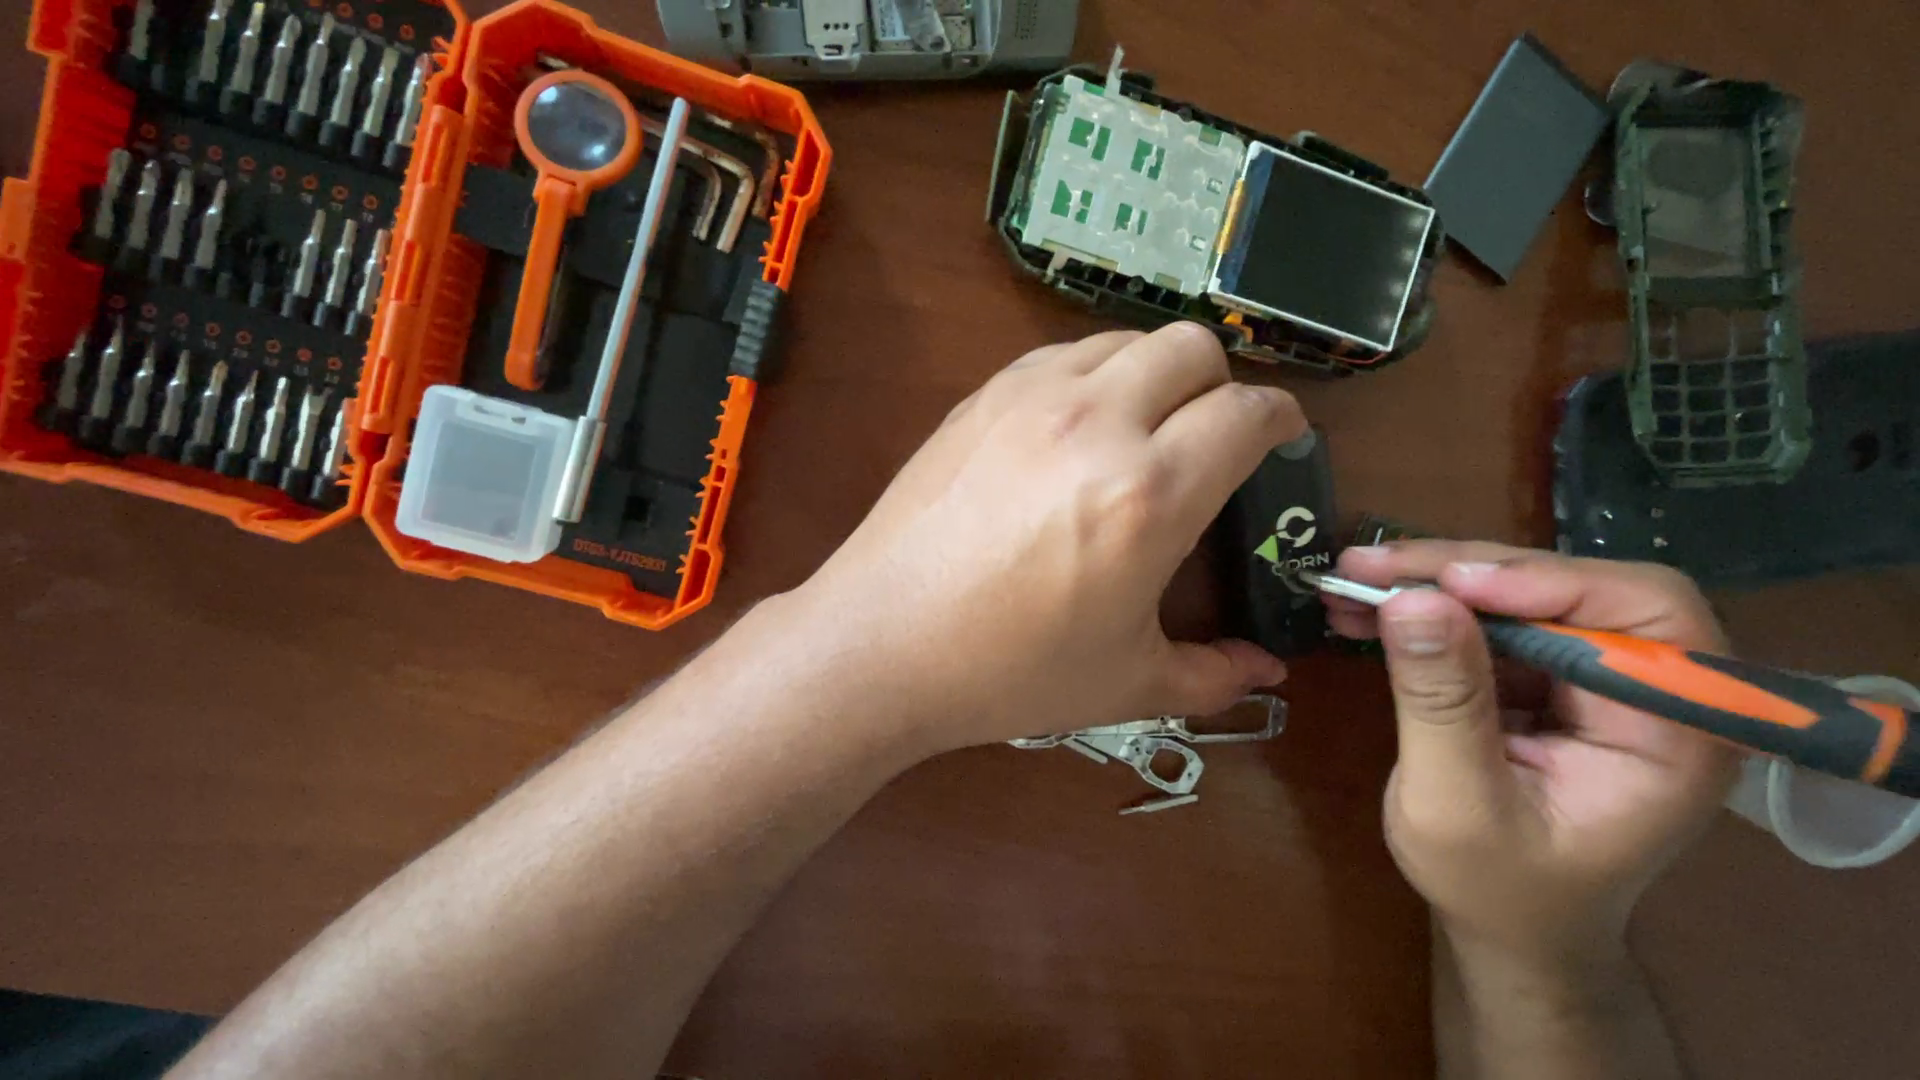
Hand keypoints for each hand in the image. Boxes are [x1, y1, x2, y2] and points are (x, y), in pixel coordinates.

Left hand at [782, 324, 1305, 752]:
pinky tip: (1071, 430)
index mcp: (1149, 492)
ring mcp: (1030, 398)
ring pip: (1125, 340)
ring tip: (1139, 429)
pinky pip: (1060, 354)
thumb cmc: (1008, 670)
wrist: (882, 642)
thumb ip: (1213, 673)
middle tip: (1206, 439)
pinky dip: (1090, 376)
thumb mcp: (1126, 684)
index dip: (1280, 420)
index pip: (1247, 413)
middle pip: (1193, 348)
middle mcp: (1097, 422)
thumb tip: (1266, 670)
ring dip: (1152, 373)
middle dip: (1219, 386)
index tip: (1280, 440)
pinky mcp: (980, 397)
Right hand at [1326, 542, 1739, 960]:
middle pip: (1572, 589)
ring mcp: (1593, 680)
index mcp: (1671, 731)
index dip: (1551, 583)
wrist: (1509, 927)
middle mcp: (1648, 690)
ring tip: (1352, 580)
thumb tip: (1411, 600)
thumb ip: (1442, 703)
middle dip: (1464, 571)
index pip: (1644, 614)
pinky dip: (1426, 609)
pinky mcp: (1547, 677)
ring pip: (1520, 595)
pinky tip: (1366, 608)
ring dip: (1431, 583)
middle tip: (1369, 567)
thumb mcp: (1455, 803)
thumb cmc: (1496, 887)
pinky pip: (1489, 621)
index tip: (1450, 585)